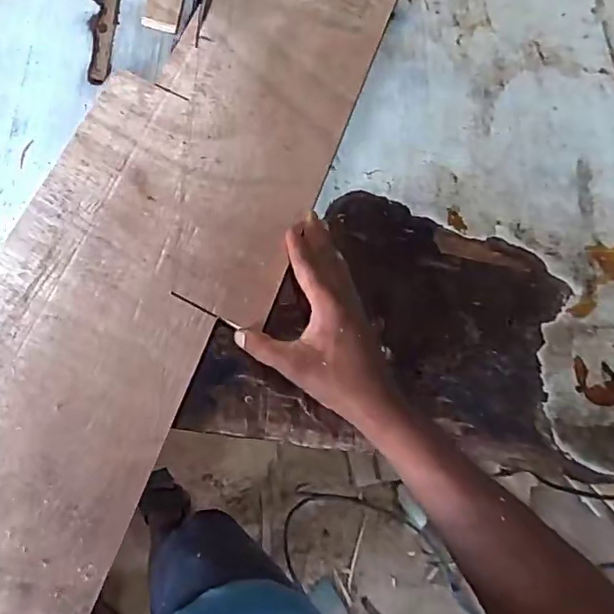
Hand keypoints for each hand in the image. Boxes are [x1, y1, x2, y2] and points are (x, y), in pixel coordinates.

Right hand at [235, 213, 402, 431]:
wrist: (376, 400)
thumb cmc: (335, 382)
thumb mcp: (294, 366)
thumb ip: (265, 348)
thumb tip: (238, 332)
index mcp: (328, 305)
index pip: (309, 270)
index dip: (298, 248)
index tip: (290, 226)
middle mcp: (343, 300)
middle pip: (329, 260)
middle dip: (318, 237)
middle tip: (308, 213)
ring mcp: (353, 307)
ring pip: (339, 269)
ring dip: (328, 247)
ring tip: (320, 229)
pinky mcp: (357, 316)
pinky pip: (343, 280)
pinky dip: (334, 265)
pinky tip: (332, 267)